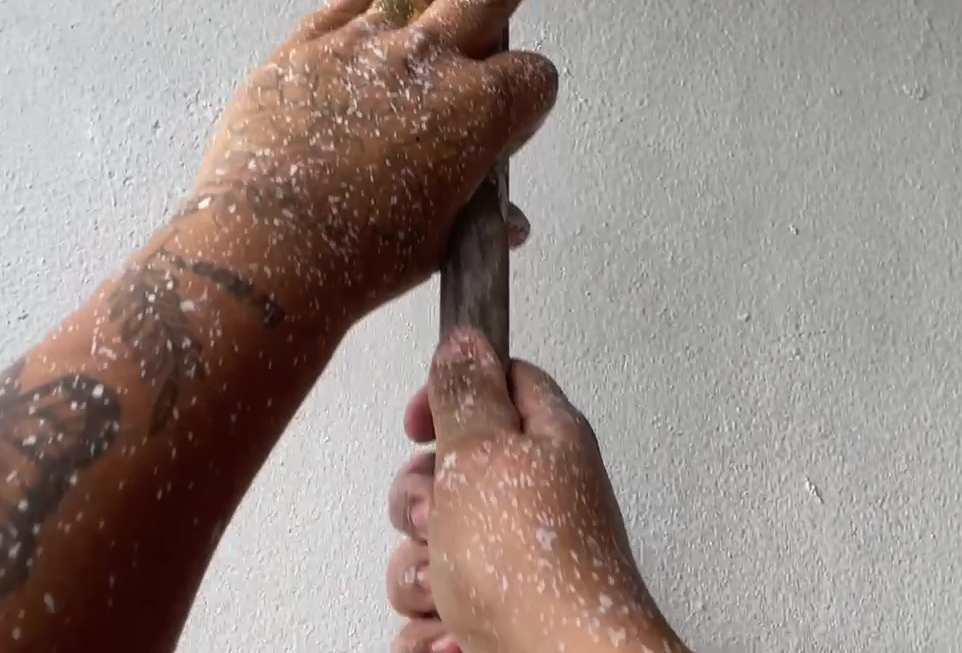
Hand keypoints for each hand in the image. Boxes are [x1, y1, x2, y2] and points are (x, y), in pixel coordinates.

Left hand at [191, 0, 557, 308]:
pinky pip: (348, 1)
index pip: (533, 76)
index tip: (524, 102)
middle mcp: (431, 65)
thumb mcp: (443, 237)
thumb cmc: (361, 256)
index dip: (535, 91)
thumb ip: (481, 212)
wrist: (267, 253)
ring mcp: (366, 50)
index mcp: (479, 110)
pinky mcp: (307, 50)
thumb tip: (506, 224)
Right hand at [384, 331, 688, 652]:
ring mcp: (511, 555)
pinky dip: (431, 627)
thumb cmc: (536, 564)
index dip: (449, 395)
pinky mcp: (489, 614)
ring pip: (428, 547)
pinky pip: (428, 610)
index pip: (496, 384)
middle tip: (441, 519)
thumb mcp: (486, 452)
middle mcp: (532, 492)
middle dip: (421, 502)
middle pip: (447, 470)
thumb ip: (467, 393)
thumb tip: (464, 338)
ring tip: (454, 590)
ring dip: (424, 573)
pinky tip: (455, 635)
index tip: (416, 424)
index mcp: (545, 437)